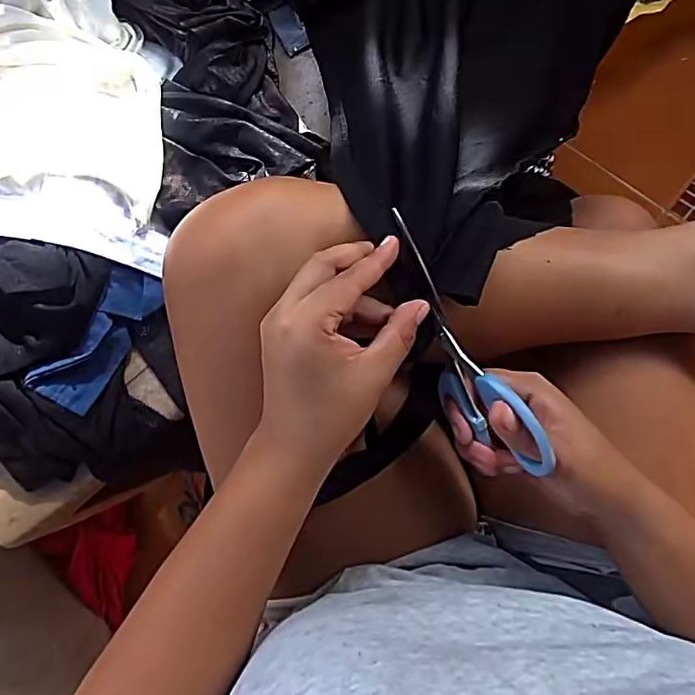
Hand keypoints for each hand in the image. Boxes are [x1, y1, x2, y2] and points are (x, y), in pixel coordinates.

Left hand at [254, 237, 429, 471]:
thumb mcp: (374, 373)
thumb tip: (418, 306)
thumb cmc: (329, 418)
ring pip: (314, 282)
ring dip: (350, 288)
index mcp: (305, 323)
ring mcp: (276, 322)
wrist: (292, 449)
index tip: (394, 245)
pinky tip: (364, 323)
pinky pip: (309, 300)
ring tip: (385, 316)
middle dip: (354, 258)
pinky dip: (337, 303)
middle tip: (383, 256)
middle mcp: (283, 315)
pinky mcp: (278, 332)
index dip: (376, 262)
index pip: (347, 280)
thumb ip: (398, 332)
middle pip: (321, 266)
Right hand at [445, 369, 647, 516]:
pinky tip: (505, 468)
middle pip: (474, 402)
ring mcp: (519, 421)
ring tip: (499, 463)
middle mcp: (522, 400)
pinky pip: (488, 444)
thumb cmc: (589, 469)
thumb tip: (493, 408)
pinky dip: (488, 459)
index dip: (466, 401)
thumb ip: (519, 432)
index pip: (482, 379)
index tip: (466, 429)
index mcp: (532, 389)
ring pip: (478, 426)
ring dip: (480, 449)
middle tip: (481, 451)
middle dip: (471, 430)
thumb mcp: (553, 452)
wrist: (606, 497)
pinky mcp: (517, 442)